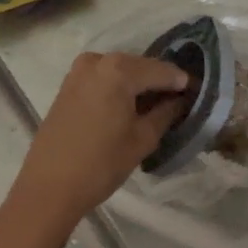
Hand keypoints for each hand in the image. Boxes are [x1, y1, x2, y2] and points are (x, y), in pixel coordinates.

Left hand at [8, 52, 188, 232]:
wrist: (49, 187)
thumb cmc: (100, 164)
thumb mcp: (142, 139)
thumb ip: (166, 113)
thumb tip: (180, 99)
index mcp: (119, 69)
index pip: (162, 70)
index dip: (182, 83)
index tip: (198, 95)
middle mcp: (97, 61)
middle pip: (140, 67)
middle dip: (159, 83)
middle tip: (178, 104)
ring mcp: (77, 72)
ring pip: (120, 73)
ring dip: (138, 87)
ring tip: (154, 111)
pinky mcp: (67, 87)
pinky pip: (102, 81)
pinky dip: (118, 91)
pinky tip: (128, 111)